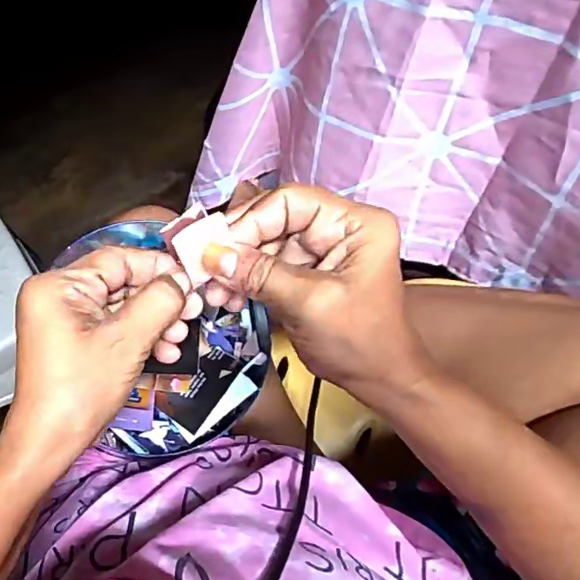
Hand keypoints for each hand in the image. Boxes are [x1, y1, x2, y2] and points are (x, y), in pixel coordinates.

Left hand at [8, 247, 201, 453]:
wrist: (49, 439)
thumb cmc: (77, 392)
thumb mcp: (126, 341)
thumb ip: (158, 301)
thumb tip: (180, 280)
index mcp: (56, 286)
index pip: (116, 259)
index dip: (158, 267)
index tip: (191, 279)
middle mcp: (53, 296)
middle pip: (119, 282)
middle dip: (159, 299)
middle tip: (192, 312)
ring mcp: (59, 319)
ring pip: (118, 306)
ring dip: (154, 320)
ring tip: (179, 339)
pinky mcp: (69, 340)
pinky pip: (109, 326)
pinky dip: (137, 336)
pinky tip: (164, 351)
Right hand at [198, 184, 430, 395]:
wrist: (375, 378)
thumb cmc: (359, 340)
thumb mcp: (309, 303)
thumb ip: (259, 275)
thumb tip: (210, 255)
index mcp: (354, 223)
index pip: (289, 201)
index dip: (249, 221)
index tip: (217, 249)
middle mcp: (334, 228)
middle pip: (269, 219)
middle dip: (235, 245)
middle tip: (204, 269)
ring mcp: (314, 250)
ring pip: (258, 243)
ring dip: (231, 267)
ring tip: (214, 292)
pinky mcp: (296, 271)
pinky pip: (258, 265)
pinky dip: (238, 280)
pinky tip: (226, 297)